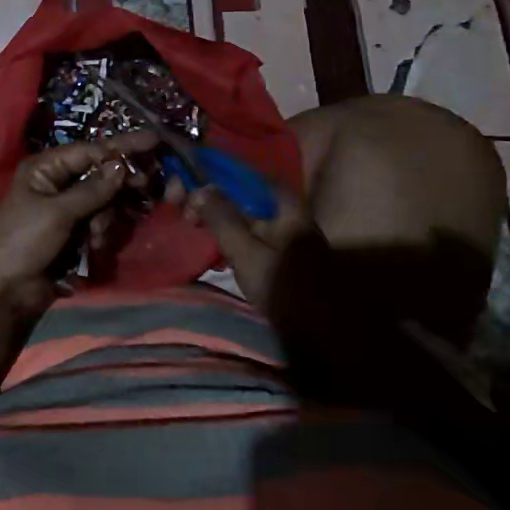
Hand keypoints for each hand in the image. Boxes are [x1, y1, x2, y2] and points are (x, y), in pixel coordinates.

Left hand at [0, 131, 159, 313]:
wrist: (2, 290)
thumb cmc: (22, 240)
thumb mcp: (57, 212)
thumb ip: (92, 190)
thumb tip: (120, 165)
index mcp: (45, 168)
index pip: (89, 150)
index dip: (121, 146)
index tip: (153, 140)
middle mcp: (56, 183)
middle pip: (99, 175)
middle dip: (118, 186)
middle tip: (145, 187)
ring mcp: (65, 210)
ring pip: (103, 202)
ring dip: (106, 217)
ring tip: (96, 236)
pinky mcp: (72, 234)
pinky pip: (98, 224)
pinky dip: (102, 233)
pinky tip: (95, 247)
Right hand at [182, 177, 315, 308]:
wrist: (321, 334)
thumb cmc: (283, 286)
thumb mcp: (244, 250)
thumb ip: (220, 218)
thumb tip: (199, 188)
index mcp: (285, 205)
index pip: (244, 175)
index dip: (215, 174)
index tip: (191, 183)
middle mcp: (288, 213)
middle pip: (244, 195)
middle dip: (214, 200)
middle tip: (188, 212)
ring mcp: (287, 235)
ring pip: (245, 215)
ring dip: (220, 220)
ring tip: (196, 228)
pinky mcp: (282, 255)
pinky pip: (250, 234)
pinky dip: (231, 236)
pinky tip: (216, 250)